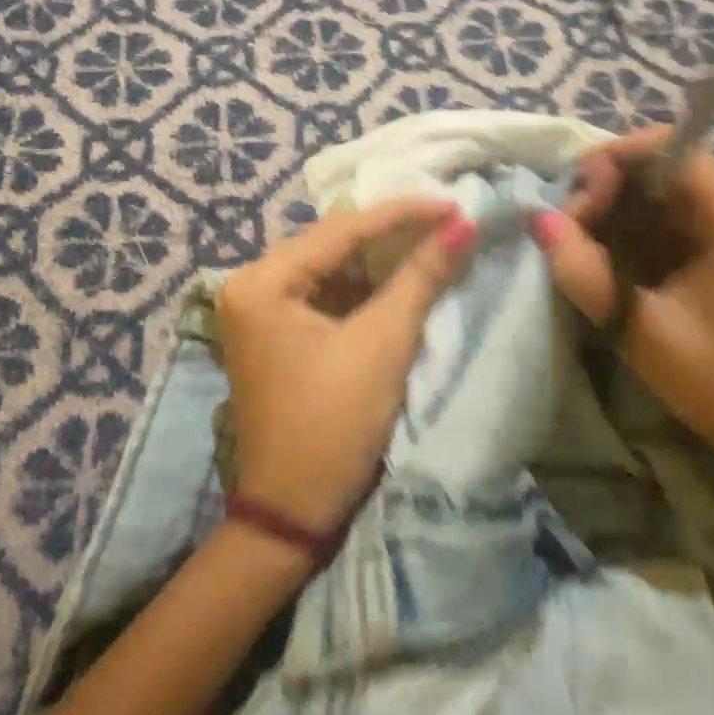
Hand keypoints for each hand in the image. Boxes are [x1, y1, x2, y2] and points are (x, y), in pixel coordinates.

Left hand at [219, 199, 476, 531]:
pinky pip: (324, 295)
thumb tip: (464, 225)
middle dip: (391, 233)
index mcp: (262, 282)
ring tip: (433, 242)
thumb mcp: (382, 345)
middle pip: (331, 243)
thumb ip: (420, 278)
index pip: (341, 229)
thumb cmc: (334, 424)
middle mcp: (250, 286)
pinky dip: (363, 290)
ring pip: (330, 268)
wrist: (294, 511)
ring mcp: (259, 311)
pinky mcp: (276, 335)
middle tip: (448, 220)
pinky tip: (401, 280)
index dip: (403, 214)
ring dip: (380, 261)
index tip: (455, 203)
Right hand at [529, 126, 713, 482]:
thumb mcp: (643, 331)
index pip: (671, 149)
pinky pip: (665, 227)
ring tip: (579, 253)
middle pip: (660, 170)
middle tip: (571, 235)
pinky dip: (628, 237)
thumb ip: (587, 274)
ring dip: (612, 215)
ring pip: (657, 199)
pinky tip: (603, 267)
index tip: (579, 201)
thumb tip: (540, 222)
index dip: (615, 160)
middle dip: (606, 190)